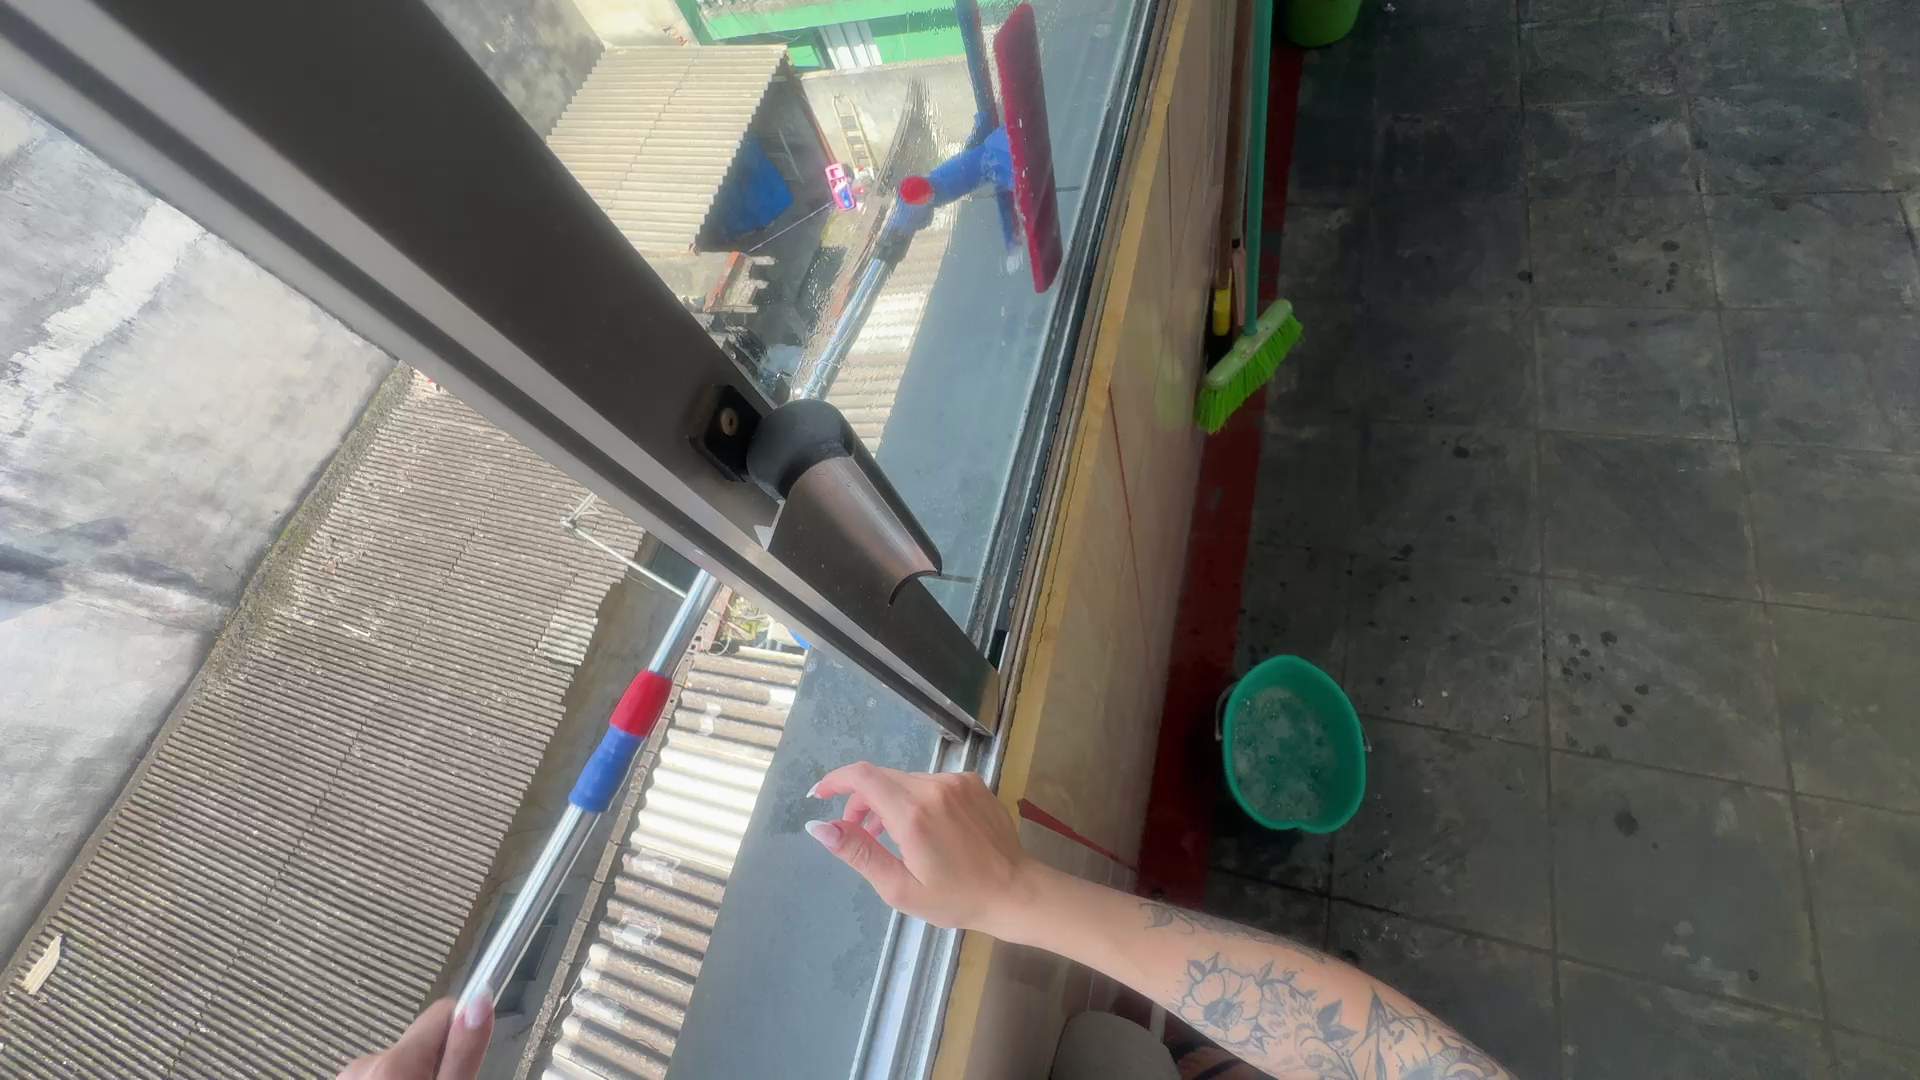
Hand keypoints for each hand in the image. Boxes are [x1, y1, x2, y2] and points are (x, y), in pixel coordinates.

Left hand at [337, 998, 491, 1079]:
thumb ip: (465, 1050)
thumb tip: (482, 996)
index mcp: (395, 1061)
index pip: (445, 1010)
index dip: (460, 1033)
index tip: (460, 1058)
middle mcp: (364, 1064)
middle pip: (421, 1037)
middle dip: (433, 1059)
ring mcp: (347, 1078)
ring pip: (398, 1060)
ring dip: (410, 1075)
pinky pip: (377, 1075)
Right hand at [807, 762, 1045, 937]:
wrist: (1015, 891)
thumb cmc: (955, 898)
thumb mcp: (899, 887)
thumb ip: (858, 851)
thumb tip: (820, 827)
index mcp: (913, 813)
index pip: (862, 776)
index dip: (835, 781)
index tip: (819, 795)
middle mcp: (934, 786)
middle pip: (882, 777)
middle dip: (861, 800)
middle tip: (859, 831)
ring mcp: (956, 780)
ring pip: (907, 780)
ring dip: (891, 801)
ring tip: (893, 836)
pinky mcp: (972, 781)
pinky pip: (932, 782)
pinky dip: (917, 798)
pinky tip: (928, 829)